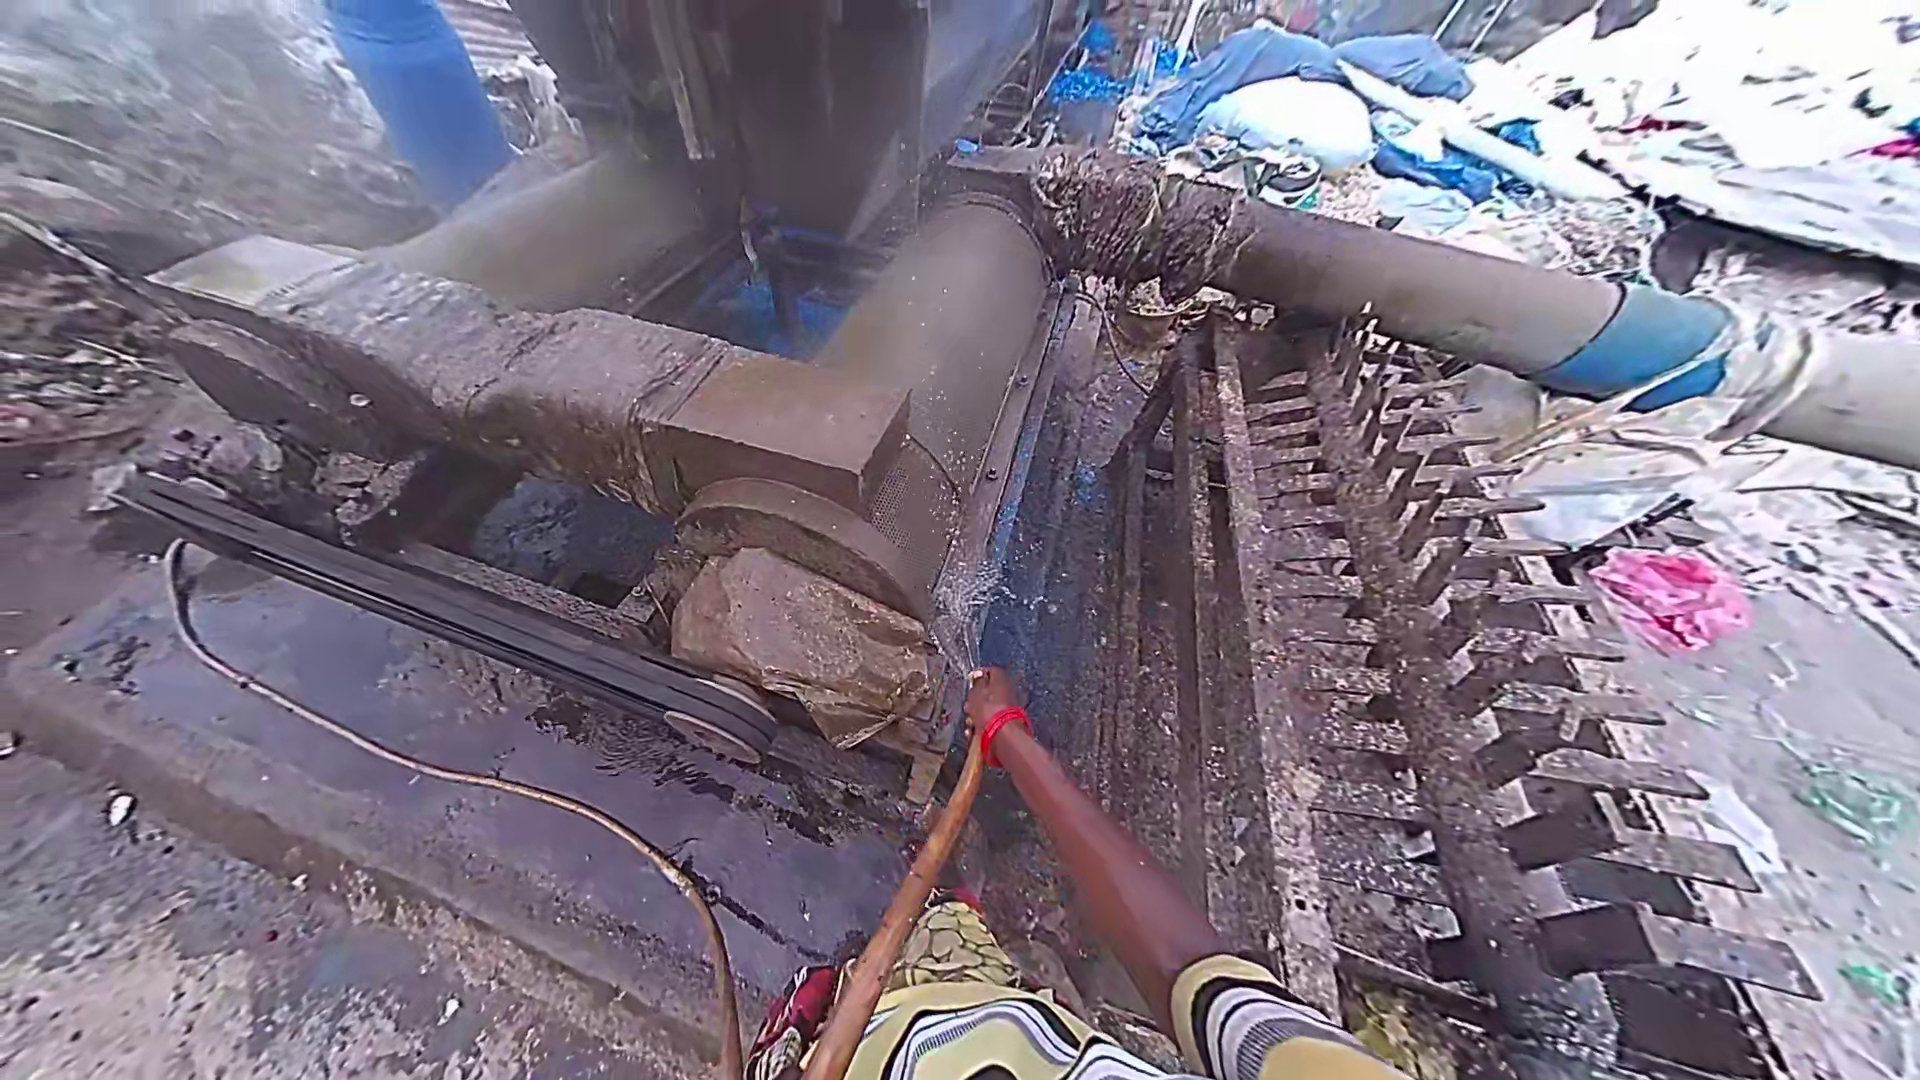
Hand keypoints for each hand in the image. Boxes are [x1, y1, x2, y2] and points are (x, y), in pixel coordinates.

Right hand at [964, 667, 1020, 736]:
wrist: (1003, 736)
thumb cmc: (987, 709)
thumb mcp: (976, 691)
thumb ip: (977, 682)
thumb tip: (978, 676)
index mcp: (1003, 679)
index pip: (991, 671)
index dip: (979, 675)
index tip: (970, 682)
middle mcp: (1010, 691)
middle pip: (990, 692)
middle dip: (977, 699)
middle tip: (968, 706)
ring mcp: (1010, 709)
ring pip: (989, 708)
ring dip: (978, 715)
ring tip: (970, 722)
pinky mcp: (1008, 724)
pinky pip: (992, 721)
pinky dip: (983, 726)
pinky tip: (974, 732)